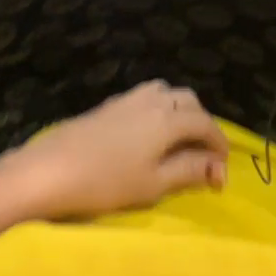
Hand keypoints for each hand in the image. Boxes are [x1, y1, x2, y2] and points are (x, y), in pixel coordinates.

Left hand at [0, 80, 229, 227]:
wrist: (51, 170)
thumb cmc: (107, 182)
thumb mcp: (154, 183)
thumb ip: (189, 171)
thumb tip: (219, 168)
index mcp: (167, 118)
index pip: (205, 122)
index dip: (220, 143)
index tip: (224, 168)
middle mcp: (151, 100)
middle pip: (188, 100)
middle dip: (202, 122)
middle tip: (204, 153)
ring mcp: (127, 98)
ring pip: (166, 92)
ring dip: (180, 110)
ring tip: (179, 139)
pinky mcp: (109, 104)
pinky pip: (146, 95)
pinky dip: (159, 108)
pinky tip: (150, 133)